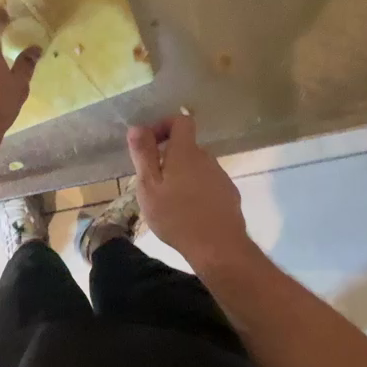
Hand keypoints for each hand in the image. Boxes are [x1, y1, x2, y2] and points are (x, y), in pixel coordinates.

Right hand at [127, 115, 252, 266]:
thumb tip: (137, 127)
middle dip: (168, 158)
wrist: (217, 246)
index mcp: (185, 152)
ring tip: (169, 203)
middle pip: (186, 147)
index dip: (163, 125)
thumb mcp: (149, 186)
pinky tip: (188, 213)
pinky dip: (196, 191)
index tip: (149, 145)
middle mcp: (206, 158)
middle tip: (152, 184)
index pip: (181, 120)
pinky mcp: (228, 194)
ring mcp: (220, 176)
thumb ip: (143, 155)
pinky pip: (207, 184)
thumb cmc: (176, 216)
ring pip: (196, 167)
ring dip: (181, 176)